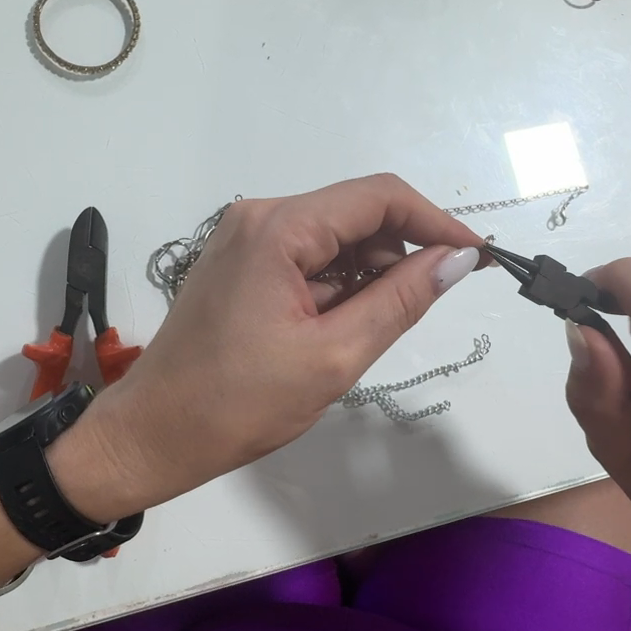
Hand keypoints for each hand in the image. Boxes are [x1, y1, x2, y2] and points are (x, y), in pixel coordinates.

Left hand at [61, 174, 484, 518]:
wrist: (154, 435)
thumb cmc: (238, 404)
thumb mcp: (333, 356)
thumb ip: (400, 300)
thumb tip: (458, 259)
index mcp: (277, 228)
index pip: (377, 196)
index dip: (434, 221)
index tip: (476, 258)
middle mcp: (258, 218)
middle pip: (354, 214)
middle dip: (400, 253)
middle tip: (425, 306)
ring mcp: (244, 240)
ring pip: (332, 240)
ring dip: (367, 275)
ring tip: (370, 330)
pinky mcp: (239, 266)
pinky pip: (305, 260)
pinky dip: (336, 287)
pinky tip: (339, 329)